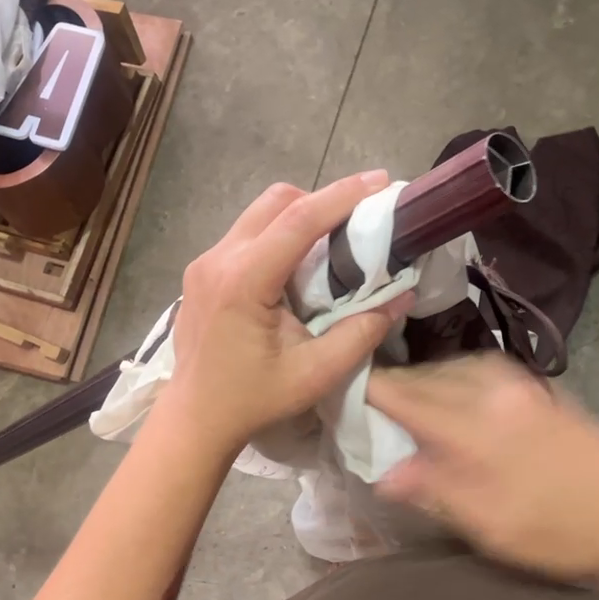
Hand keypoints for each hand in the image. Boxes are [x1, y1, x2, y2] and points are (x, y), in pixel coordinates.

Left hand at [161, 171, 411, 450]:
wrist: (195, 418)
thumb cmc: (254, 399)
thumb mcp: (316, 374)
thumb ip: (362, 332)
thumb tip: (402, 294)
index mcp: (243, 281)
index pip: (298, 220)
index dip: (343, 195)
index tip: (380, 181)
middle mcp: (218, 259)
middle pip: (276, 201)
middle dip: (322, 200)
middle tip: (359, 217)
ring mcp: (204, 262)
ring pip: (258, 213)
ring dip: (298, 216)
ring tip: (332, 240)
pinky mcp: (201, 270)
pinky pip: (245, 233)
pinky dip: (277, 234)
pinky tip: (297, 264)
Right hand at [367, 355, 598, 580]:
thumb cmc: (561, 530)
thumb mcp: (491, 526)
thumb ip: (435, 490)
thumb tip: (384, 472)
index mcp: (476, 426)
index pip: (404, 395)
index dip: (367, 392)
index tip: (341, 397)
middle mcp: (494, 391)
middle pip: (425, 377)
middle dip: (392, 389)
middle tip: (367, 409)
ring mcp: (519, 385)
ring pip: (452, 369)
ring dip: (423, 383)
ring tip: (405, 406)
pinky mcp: (537, 388)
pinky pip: (479, 369)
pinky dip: (453, 380)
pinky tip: (450, 398)